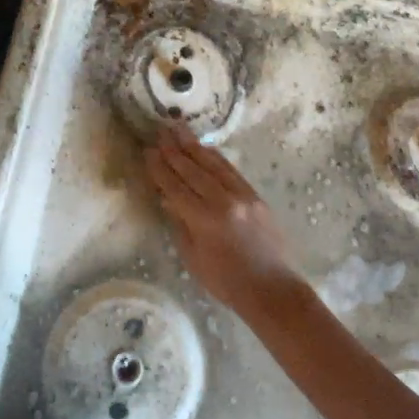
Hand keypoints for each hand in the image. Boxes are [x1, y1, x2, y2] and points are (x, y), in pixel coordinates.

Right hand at [143, 124, 303, 315]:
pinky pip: (231, 170)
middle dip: (174, 149)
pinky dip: (215, 157)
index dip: (159, 168)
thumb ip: (180, 224)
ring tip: (179, 128)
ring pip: (214, 164)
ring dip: (194, 145)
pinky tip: (205, 148)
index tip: (147, 151)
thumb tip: (168, 198)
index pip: (175, 187)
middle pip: (193, 170)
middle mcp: (224, 201)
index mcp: (204, 220)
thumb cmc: (226, 282)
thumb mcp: (193, 258)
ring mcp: (243, 196)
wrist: (272, 289)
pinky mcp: (255, 196)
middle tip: (160, 130)